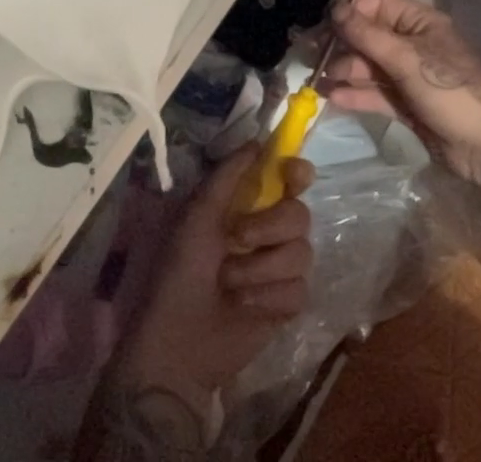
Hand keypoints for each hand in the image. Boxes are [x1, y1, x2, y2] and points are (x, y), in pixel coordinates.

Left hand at [112, 145, 315, 401]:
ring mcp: (279, 269)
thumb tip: (257, 141)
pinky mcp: (287, 303)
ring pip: (302, 252)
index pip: (288, 181)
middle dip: (270, 226)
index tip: (293, 177)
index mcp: (246, 208)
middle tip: (238, 238)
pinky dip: (268, 296)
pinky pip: (299, 289)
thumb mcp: (196, 216)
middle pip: (300, 214)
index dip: (297, 174)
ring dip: (261, 268)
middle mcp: (268, 233)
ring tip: (229, 282)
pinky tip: (244, 305)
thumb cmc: (179, 271)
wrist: (178, 339)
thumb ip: (227, 177)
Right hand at [324, 0, 480, 174]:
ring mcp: (408, 75)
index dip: (347, 11)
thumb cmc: (452, 92)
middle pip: (367, 36)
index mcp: (420, 22)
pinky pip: (374, 92)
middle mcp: (412, 43)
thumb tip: (335, 9)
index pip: (376, 4)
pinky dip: (355, 93)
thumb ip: (368, 35)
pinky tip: (332, 98)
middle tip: (311, 56)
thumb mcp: (408, 59)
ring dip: (344, 71)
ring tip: (318, 81)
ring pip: (368, 65)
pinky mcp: (405, 103)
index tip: (319, 24)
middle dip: (340, 44)